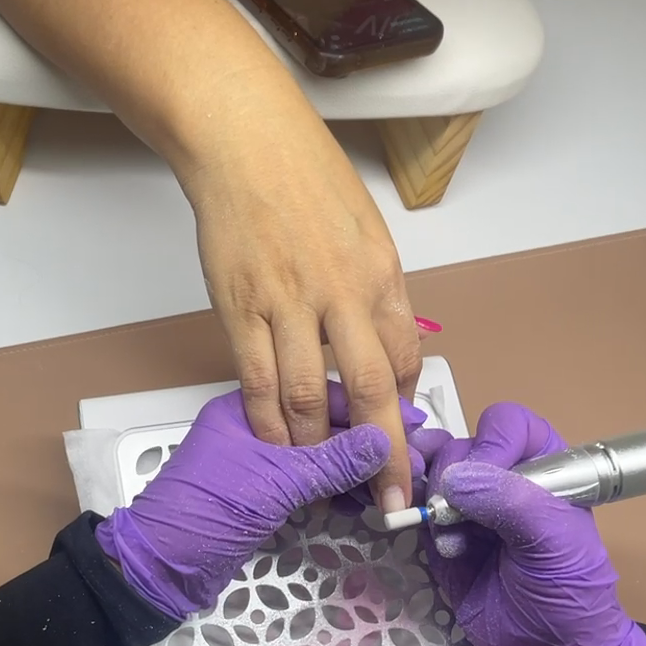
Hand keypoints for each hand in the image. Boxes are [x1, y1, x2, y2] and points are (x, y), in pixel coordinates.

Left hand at [97, 384, 398, 619]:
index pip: (320, 394)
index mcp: (249, 406)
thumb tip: (385, 440)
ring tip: (395, 483)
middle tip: (414, 458)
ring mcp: (258, 463)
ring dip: (354, 470)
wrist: (163, 567)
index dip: (368, 411)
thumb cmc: (209, 513)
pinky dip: (334, 490)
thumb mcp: (273, 483)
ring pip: (317, 457)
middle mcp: (255, 428)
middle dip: (367, 444)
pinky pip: (307, 483)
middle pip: (322, 425)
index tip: (412, 424)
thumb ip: (330, 461)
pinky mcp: (260, 495)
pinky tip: (364, 500)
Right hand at [184, 120, 421, 516]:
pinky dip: (268, 422)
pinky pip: (257, 382)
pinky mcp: (241, 311)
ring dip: (314, 448)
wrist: (244, 145)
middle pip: (368, 390)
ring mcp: (288, 304)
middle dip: (382, 456)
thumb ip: (376, 295)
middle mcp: (342, 294)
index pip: (404, 358)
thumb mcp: (366, 232)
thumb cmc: (308, 181)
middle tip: (388, 501)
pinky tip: (276, 445)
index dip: (403, 410)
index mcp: (381, 274)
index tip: (399, 443)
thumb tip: (380, 352)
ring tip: (318, 478)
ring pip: (307, 397)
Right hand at [421, 403, 645, 645]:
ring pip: (429, 469)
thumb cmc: (565, 597)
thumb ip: (514, 503)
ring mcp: (467, 505)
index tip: (480, 484)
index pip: (507, 425)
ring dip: (425, 491)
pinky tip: (424, 533)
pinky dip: (408, 510)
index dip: (489, 446)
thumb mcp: (556, 547)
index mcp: (545, 467)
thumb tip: (455, 478)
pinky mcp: (438, 531)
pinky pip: (413, 502)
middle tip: (452, 514)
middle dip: (449, 474)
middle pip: (458, 443)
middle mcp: (502, 477)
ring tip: (437, 526)